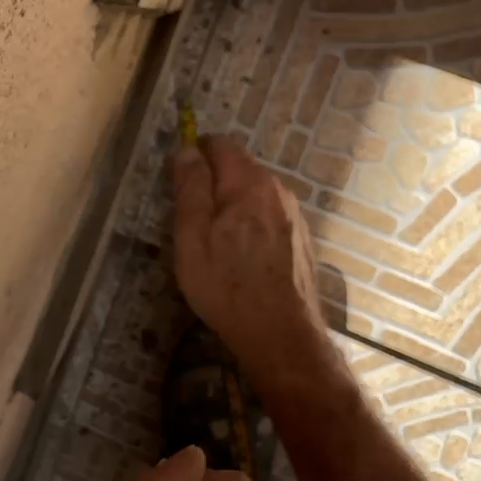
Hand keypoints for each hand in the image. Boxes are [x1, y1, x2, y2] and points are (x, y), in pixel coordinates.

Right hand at [171, 135, 328, 384]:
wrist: (282, 336)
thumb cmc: (227, 285)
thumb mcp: (193, 236)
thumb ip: (190, 187)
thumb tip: (187, 149)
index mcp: (249, 182)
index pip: (219, 143)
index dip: (194, 156)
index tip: (179, 186)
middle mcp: (277, 189)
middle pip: (237, 168)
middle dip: (213, 184)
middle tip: (192, 224)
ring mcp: (293, 214)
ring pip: (253, 193)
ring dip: (232, 206)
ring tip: (216, 246)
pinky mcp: (301, 238)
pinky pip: (268, 216)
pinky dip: (251, 225)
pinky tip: (242, 259)